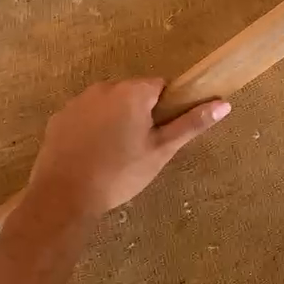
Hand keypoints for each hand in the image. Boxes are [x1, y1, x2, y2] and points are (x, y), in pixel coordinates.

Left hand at [22, 79, 228, 222]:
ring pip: (109, 104)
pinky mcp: (58, 117)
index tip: (161, 133)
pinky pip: (86, 115)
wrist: (62, 197)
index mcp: (133, 91)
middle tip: (141, 147)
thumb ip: (191, 124)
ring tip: (115, 154)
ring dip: (116, 119)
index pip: (161, 86)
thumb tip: (224, 104)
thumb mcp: (161, 151)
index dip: (166, 108)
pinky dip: (92, 128)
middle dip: (140, 113)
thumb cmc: (120, 172)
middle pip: (134, 93)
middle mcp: (105, 87)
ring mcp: (78, 101)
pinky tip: (92, 155)